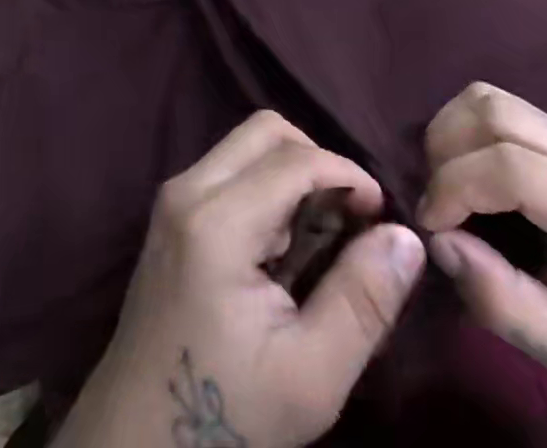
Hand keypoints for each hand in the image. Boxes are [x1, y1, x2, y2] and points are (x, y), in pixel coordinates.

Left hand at [54, 111, 425, 447]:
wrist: (140, 430)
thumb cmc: (230, 407)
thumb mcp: (313, 371)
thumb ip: (363, 298)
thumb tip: (406, 235)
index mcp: (216, 221)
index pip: (296, 158)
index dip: (350, 174)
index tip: (381, 216)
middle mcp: (187, 189)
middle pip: (265, 129)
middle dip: (318, 159)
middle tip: (348, 216)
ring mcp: (172, 197)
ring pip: (245, 144)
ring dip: (291, 171)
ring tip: (316, 235)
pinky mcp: (170, 212)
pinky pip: (227, 167)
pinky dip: (265, 185)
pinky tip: (280, 244)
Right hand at [417, 84, 546, 447]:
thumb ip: (503, 302)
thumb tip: (438, 239)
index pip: (516, 169)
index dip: (456, 186)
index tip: (432, 225)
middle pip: (497, 115)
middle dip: (445, 153)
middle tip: (437, 206)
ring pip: (492, 100)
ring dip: (450, 135)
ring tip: (448, 187)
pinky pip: (500, 108)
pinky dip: (465, 132)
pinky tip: (470, 176)